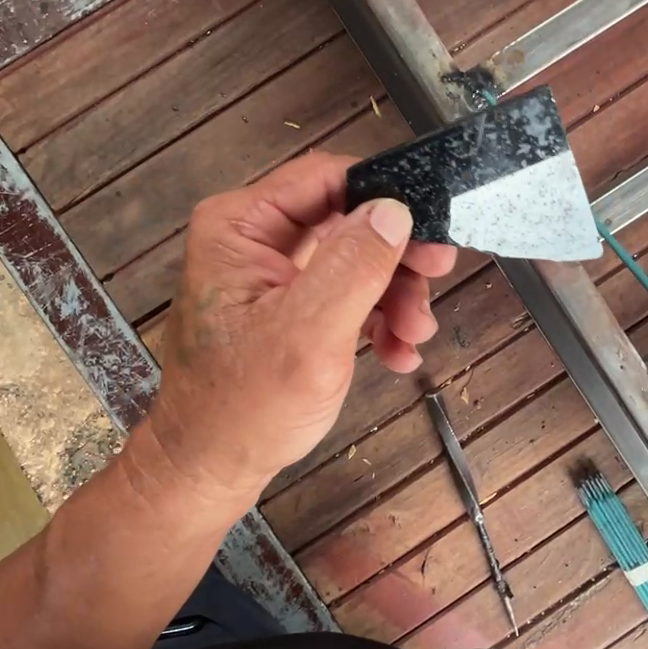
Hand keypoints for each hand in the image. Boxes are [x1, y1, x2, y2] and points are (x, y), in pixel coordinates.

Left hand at [143, 153, 457, 506]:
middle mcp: (255, 238)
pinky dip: (377, 318)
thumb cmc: (246, 407)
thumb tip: (396, 209)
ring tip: (415, 335)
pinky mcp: (290, 305)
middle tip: (436, 277)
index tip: (430, 231)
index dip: (383, 196)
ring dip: (394, 294)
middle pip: (346, 219)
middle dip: (395, 255)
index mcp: (241, 226)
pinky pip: (346, 292)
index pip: (325, 177)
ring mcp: (273, 273)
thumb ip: (353, 266)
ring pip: (355, 257)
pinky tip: (398, 353)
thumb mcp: (308, 334)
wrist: (211, 470)